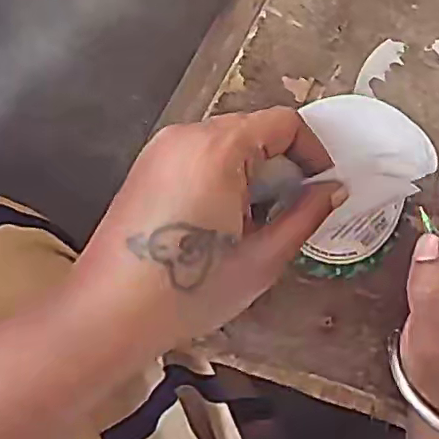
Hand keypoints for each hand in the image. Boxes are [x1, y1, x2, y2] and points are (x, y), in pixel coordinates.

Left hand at [73, 109, 344, 354]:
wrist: (105, 316)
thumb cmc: (188, 289)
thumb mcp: (263, 257)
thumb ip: (306, 214)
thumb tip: (333, 190)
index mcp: (219, 148)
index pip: (283, 122)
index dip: (312, 150)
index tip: (320, 184)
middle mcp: (188, 135)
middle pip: (254, 128)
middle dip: (281, 162)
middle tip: (289, 207)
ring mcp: (162, 148)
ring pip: (228, 141)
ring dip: (253, 169)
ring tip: (253, 219)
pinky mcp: (146, 166)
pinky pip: (200, 153)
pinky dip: (223, 173)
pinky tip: (219, 219)